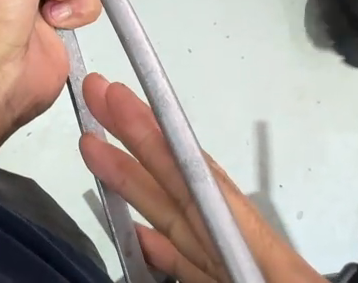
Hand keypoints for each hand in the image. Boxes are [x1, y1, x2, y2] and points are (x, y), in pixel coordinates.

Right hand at [79, 74, 313, 282]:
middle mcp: (246, 254)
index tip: (122, 97)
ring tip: (91, 147)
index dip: (160, 138)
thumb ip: (208, 224)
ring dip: (133, 183)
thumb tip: (149, 232)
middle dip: (138, 139)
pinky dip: (157, 244)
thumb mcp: (263, 271)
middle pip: (186, 190)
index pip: (208, 185)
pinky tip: (132, 229)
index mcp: (265, 256)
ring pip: (179, 223)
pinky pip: (189, 264)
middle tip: (97, 92)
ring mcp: (236, 273)